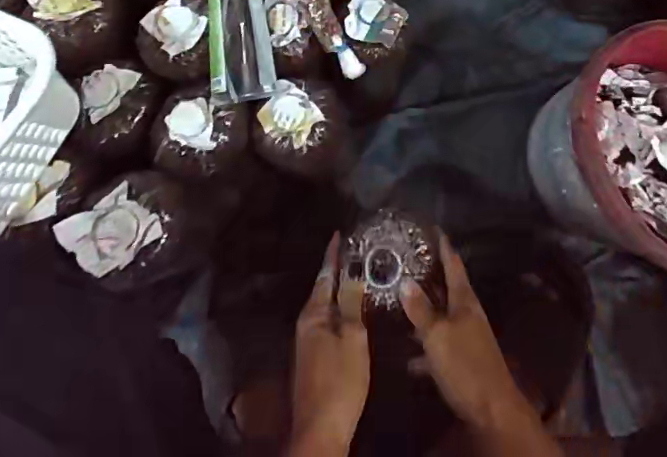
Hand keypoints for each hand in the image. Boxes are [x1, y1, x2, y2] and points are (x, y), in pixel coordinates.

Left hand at [289, 234, 368, 456]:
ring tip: (359, 274)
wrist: (321, 432)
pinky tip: (354, 310)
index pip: (325, 275)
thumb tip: (353, 270)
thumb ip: (352, 304)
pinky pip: (329, 322)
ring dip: (340, 290)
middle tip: (357, 251)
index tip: (341, 234)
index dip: (334, 255)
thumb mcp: (353, 339)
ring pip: (326, 307)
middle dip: (338, 270)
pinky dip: (341, 309)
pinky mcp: (315, 358)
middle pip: (323, 290)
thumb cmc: (340, 382)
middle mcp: (306, 325)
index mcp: (313, 316)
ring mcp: (309, 343)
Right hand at [401, 234, 557, 456]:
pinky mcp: (462, 358)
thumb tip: (405, 281)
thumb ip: (421, 310)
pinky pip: (439, 343)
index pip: (453, 264)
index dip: (444, 247)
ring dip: (424, 309)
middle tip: (409, 260)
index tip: (434, 228)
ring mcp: (466, 335)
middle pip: (447, 287)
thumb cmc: (465, 365)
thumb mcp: (438, 336)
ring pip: (441, 315)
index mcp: (465, 300)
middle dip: (430, 275)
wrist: (491, 408)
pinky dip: (424, 344)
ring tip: (400, 301)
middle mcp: (467, 312)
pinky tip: (407, 355)